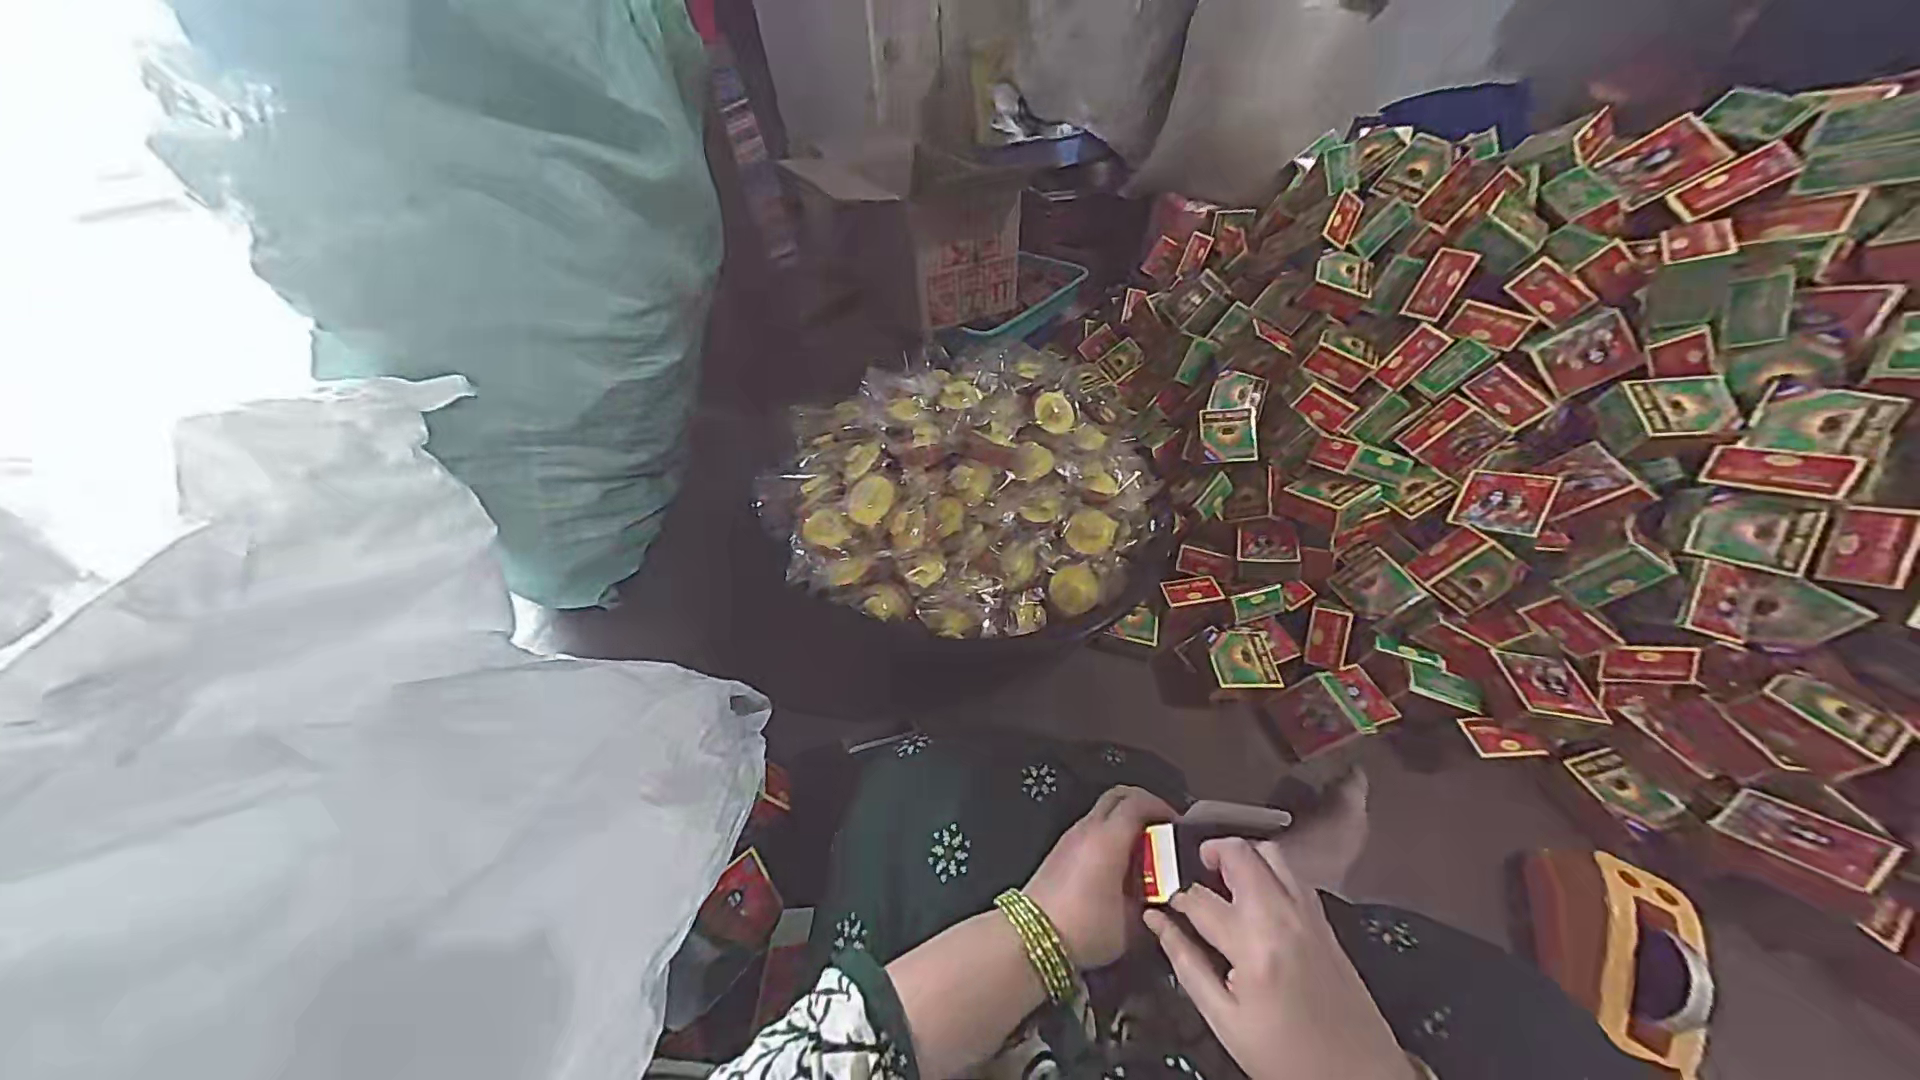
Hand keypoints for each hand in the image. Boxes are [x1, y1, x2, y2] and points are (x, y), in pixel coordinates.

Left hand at [1022, 785, 1175, 968]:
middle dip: (1144, 804)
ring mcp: (1071, 835)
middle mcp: (1088, 827)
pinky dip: (1110, 830)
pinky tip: (1120, 861)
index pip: (1137, 803)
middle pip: (1118, 796)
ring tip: (1144, 847)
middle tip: (1162, 828)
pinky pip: (1092, 825)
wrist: (1033, 934)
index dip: (1161, 807)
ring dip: (1125, 818)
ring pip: (1103, 809)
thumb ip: (1152, 902)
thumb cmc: (1087, 926)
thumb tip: (1163, 891)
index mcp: (1108, 838)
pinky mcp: (1061, 848)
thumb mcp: (1131, 923)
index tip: (1178, 824)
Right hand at [1142, 838, 1414, 1079]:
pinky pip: (1292, 872)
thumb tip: (1156, 921)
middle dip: (1207, 854)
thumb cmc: (1290, 1059)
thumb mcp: (1224, 1020)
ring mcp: (1307, 914)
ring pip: (1269, 851)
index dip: (1174, 896)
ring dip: (1241, 855)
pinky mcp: (1324, 920)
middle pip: (1238, 853)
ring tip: (1223, 876)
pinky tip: (1255, 893)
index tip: (1165, 903)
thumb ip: (1185, 962)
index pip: (1198, 897)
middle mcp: (1282, 918)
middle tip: (1192, 873)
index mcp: (1253, 946)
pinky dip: (1268, 869)